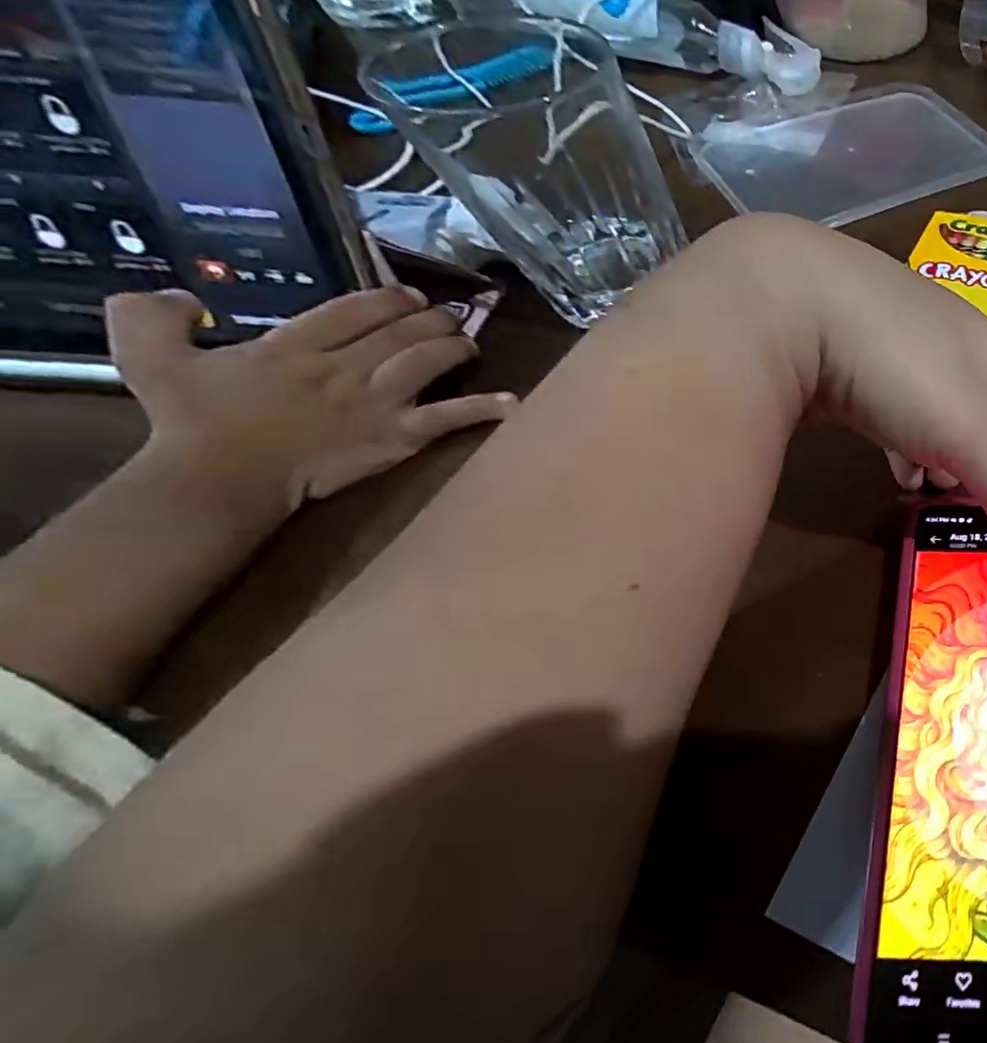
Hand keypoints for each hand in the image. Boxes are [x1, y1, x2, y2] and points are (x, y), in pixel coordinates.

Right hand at [106, 287, 516, 514]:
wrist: (224, 475)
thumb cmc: (190, 417)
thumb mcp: (145, 354)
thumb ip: (150, 314)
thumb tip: (180, 295)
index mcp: (295, 345)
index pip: (355, 310)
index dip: (389, 298)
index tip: (410, 295)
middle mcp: (345, 367)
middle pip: (400, 333)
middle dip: (431, 319)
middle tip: (449, 315)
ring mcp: (377, 403)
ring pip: (427, 364)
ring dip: (454, 348)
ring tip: (469, 341)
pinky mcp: (398, 436)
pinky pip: (449, 419)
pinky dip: (482, 410)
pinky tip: (513, 403)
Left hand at [708, 216, 986, 546]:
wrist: (792, 305)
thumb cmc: (900, 365)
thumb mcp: (963, 432)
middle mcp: (954, 344)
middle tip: (981, 492)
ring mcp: (901, 346)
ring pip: (942, 407)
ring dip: (948, 452)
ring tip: (935, 490)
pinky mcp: (854, 357)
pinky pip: (896, 405)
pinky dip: (906, 441)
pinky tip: (894, 470)